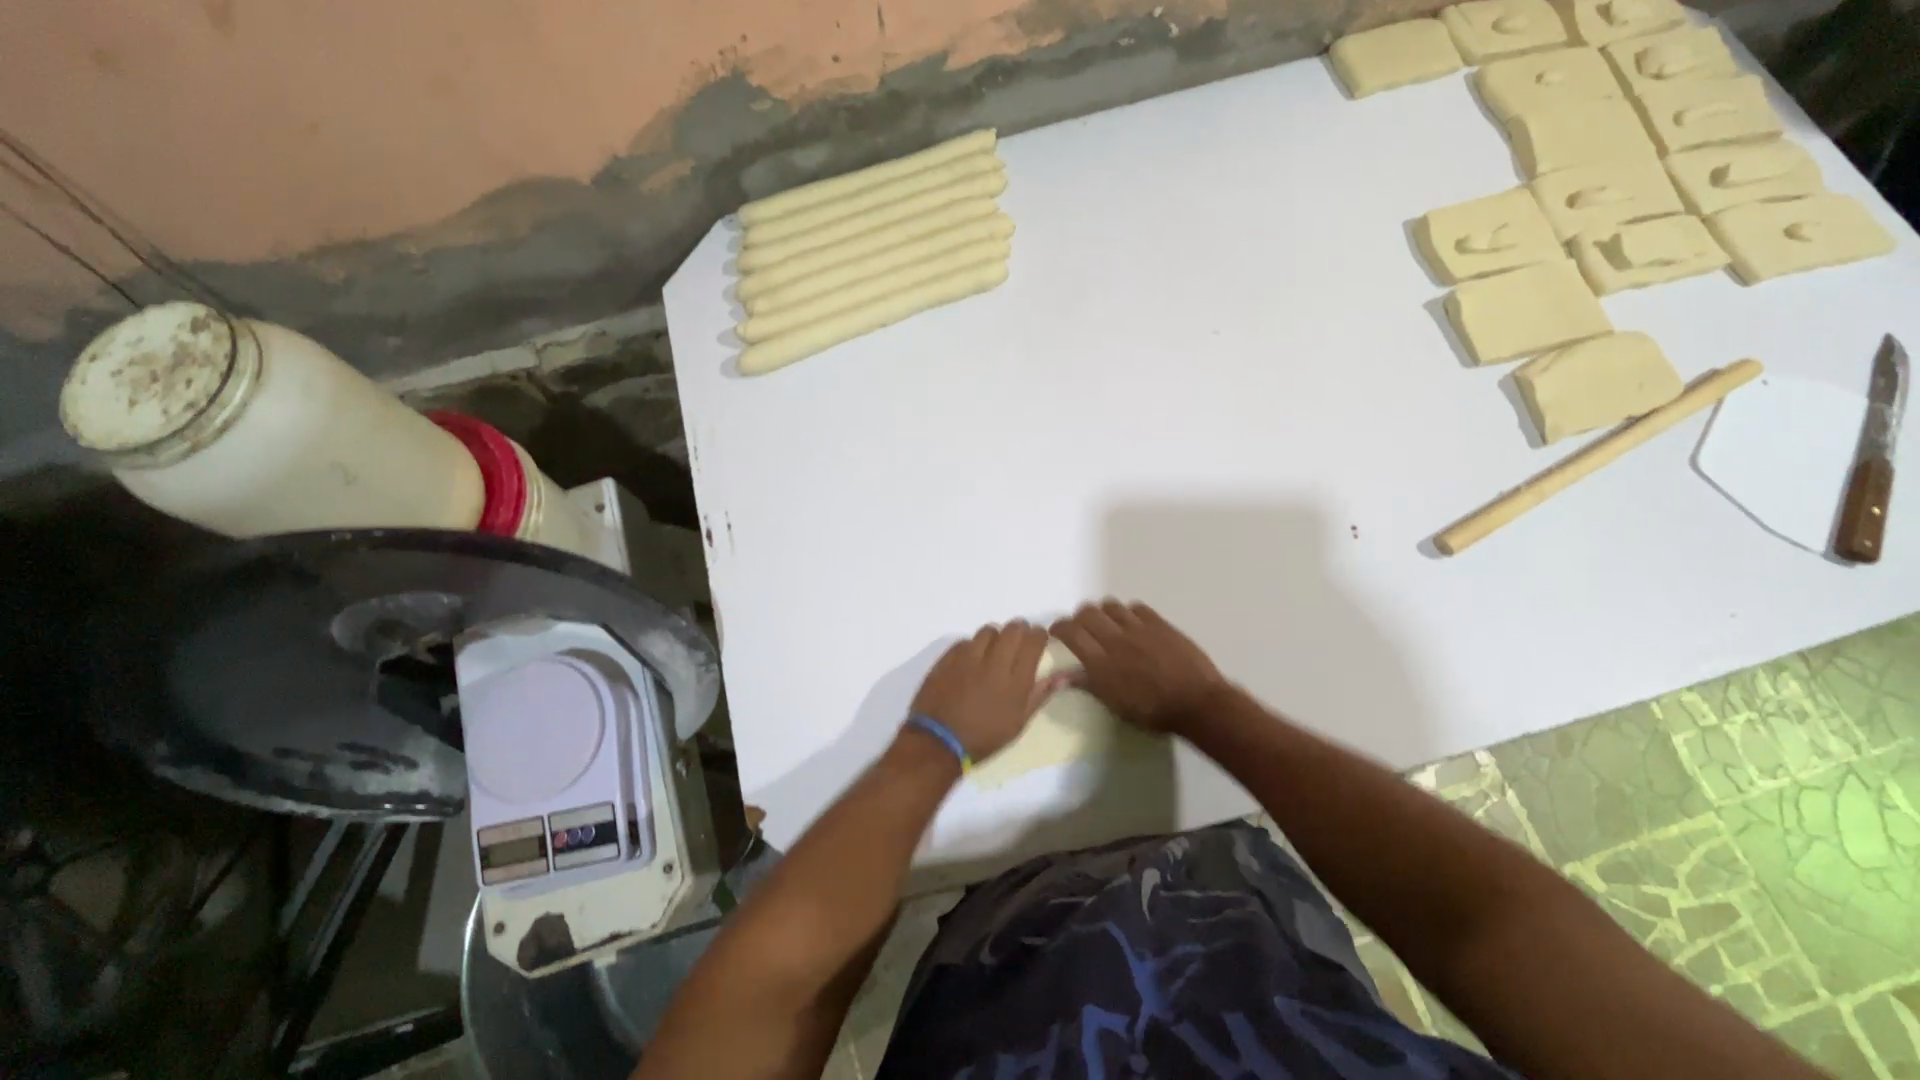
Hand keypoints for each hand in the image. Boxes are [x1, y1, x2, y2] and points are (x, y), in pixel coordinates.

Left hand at [908, 620, 1065, 760]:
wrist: (938, 743)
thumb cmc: (984, 738)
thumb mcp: (1018, 723)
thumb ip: (1040, 695)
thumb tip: (1064, 676)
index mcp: (1016, 681)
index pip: (1034, 641)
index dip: (1040, 635)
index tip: (1039, 639)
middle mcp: (994, 663)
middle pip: (1013, 628)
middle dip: (1020, 630)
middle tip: (1019, 640)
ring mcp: (968, 658)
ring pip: (988, 630)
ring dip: (995, 636)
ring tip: (994, 650)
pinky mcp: (947, 659)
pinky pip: (965, 641)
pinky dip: (972, 646)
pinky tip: (971, 660)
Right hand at [1050, 600, 1229, 734]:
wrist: (1196, 702)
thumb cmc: (1153, 712)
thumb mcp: (1115, 705)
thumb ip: (1088, 685)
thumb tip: (1059, 677)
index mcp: (1101, 662)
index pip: (1071, 632)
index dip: (1059, 627)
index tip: (1056, 631)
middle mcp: (1116, 639)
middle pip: (1087, 613)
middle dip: (1079, 617)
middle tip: (1081, 627)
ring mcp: (1139, 628)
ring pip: (1110, 606)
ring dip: (1103, 612)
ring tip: (1107, 623)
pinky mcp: (1159, 624)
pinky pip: (1136, 607)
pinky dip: (1128, 613)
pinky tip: (1132, 623)